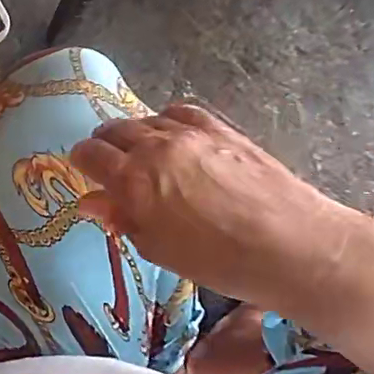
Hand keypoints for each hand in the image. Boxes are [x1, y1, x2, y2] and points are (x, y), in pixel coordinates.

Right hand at [69, 104, 373, 324]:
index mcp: (131, 179)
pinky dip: (167, 121)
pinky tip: (173, 137)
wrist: (292, 246)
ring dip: (135, 135)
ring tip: (144, 156)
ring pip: (144, 119)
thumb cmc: (218, 261)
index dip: (81, 162)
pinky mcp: (219, 127)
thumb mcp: (158, 248)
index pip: (88, 153)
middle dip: (105, 147)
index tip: (85, 174)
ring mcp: (188, 132)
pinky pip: (180, 111)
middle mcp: (153, 146)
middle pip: (112, 130)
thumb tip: (90, 201)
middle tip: (112, 169)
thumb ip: (121, 217)